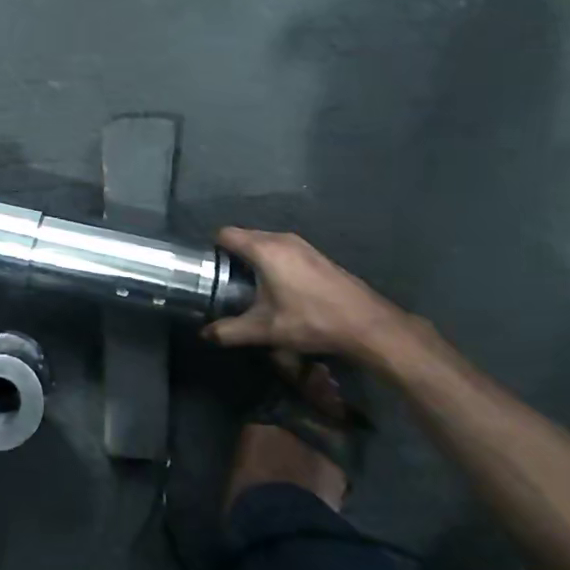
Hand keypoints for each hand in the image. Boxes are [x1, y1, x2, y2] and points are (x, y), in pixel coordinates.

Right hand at [202, 227, 421, 367]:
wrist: (364, 323)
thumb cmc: (311, 320)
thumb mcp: (266, 330)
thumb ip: (230, 331)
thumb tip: (205, 334)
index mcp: (265, 249)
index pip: (226, 234)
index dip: (212, 249)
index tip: (207, 270)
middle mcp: (282, 239)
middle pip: (245, 236)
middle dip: (231, 256)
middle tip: (224, 284)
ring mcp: (302, 244)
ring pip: (265, 243)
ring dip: (253, 260)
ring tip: (248, 289)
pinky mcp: (315, 254)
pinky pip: (282, 249)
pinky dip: (272, 262)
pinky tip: (276, 289)